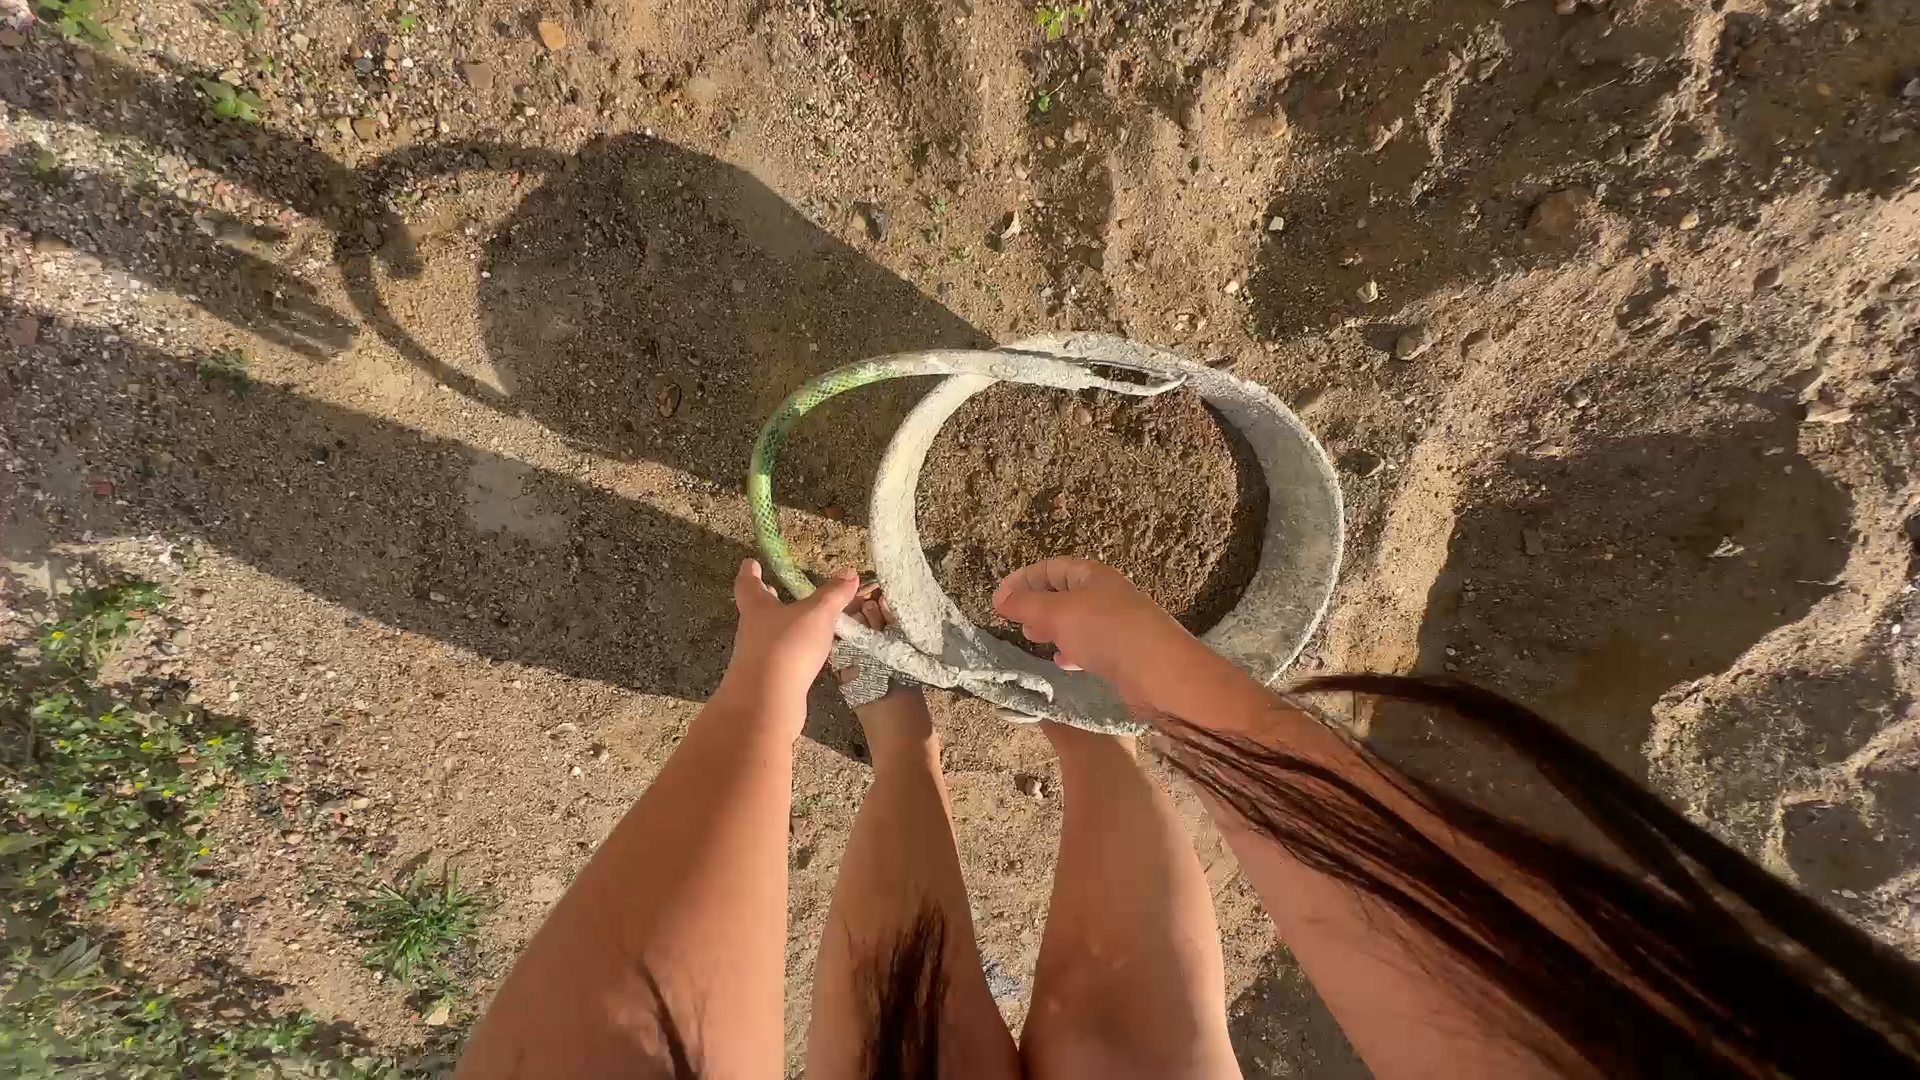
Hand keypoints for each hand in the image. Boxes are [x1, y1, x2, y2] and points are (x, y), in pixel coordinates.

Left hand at [714, 559, 860, 734]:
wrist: (767, 703)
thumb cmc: (787, 647)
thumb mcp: (817, 614)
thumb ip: (833, 594)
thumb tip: (849, 572)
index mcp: (757, 608)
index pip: (748, 584)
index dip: (749, 572)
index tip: (750, 562)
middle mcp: (752, 631)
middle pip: (757, 610)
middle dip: (767, 599)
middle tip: (776, 588)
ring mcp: (758, 658)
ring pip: (770, 635)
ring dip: (784, 626)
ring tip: (804, 621)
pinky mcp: (769, 681)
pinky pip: (783, 658)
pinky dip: (794, 651)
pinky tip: (811, 653)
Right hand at [991, 558, 1216, 709]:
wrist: (1161, 671)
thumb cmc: (1107, 632)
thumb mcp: (1058, 613)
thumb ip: (1026, 605)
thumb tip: (1000, 598)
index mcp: (1092, 574)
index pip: (1050, 567)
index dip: (1022, 580)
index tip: (999, 599)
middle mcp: (1106, 593)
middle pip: (1063, 592)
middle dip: (1036, 604)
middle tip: (1016, 621)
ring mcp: (1117, 622)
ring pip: (1076, 619)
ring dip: (1052, 627)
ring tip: (1035, 639)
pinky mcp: (1124, 650)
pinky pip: (1090, 643)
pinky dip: (1072, 648)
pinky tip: (1064, 662)